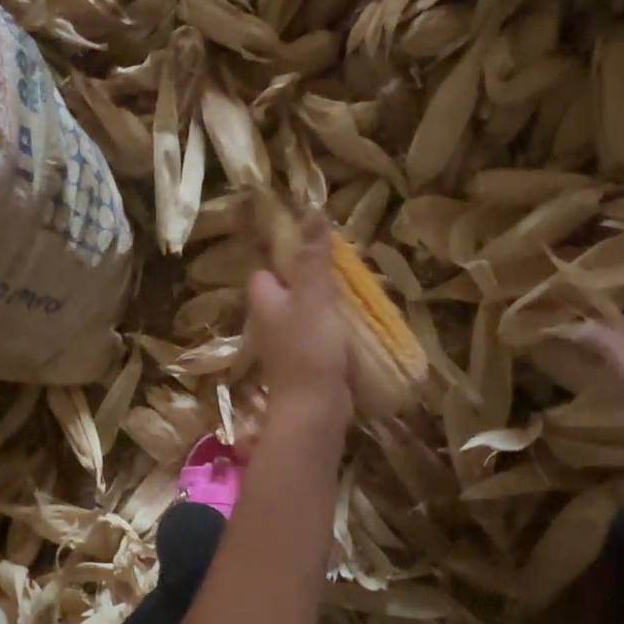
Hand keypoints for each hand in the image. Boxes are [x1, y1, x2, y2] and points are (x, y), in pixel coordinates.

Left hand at [246, 215, 350, 428]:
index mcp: (264, 300)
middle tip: (346, 263)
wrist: (314, 410)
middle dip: (315, 274)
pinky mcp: (308, 360)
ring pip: (308, 310)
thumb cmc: (309, 349)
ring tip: (358, 286)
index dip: (287, 251)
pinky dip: (337, 325)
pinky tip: (359, 320)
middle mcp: (271, 319)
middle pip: (290, 287)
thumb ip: (313, 257)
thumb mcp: (313, 296)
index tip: (316, 241)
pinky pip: (321, 332)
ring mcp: (289, 342)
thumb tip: (312, 213)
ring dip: (330, 300)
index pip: (267, 266)